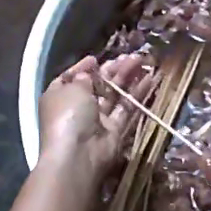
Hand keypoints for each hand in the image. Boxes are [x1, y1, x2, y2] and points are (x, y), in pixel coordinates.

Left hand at [39, 54, 154, 186]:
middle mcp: (76, 108)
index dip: (84, 67)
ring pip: (113, 95)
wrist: (78, 155)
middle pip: (97, 85)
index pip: (70, 78)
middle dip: (113, 70)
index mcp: (59, 96)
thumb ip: (83, 77)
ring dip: (128, 78)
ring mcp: (96, 121)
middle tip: (132, 56)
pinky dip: (137, 94)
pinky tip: (150, 78)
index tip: (96, 58)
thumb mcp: (72, 88)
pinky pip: (126, 109)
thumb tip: (89, 72)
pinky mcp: (113, 131)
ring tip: (143, 60)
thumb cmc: (68, 115)